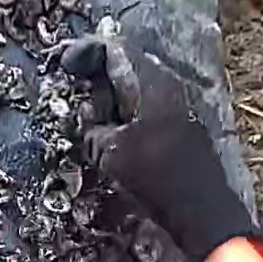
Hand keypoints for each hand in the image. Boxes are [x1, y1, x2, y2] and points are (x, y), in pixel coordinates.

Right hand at [59, 34, 262, 261]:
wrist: (201, 211)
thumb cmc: (156, 176)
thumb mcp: (111, 151)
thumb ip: (93, 127)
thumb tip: (87, 117)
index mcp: (151, 83)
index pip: (113, 50)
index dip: (84, 53)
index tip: (61, 63)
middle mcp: (166, 87)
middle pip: (124, 68)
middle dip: (94, 77)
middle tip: (71, 90)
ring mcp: (174, 108)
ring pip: (133, 92)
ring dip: (107, 100)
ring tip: (86, 118)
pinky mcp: (177, 130)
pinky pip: (141, 112)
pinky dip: (120, 117)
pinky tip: (108, 136)